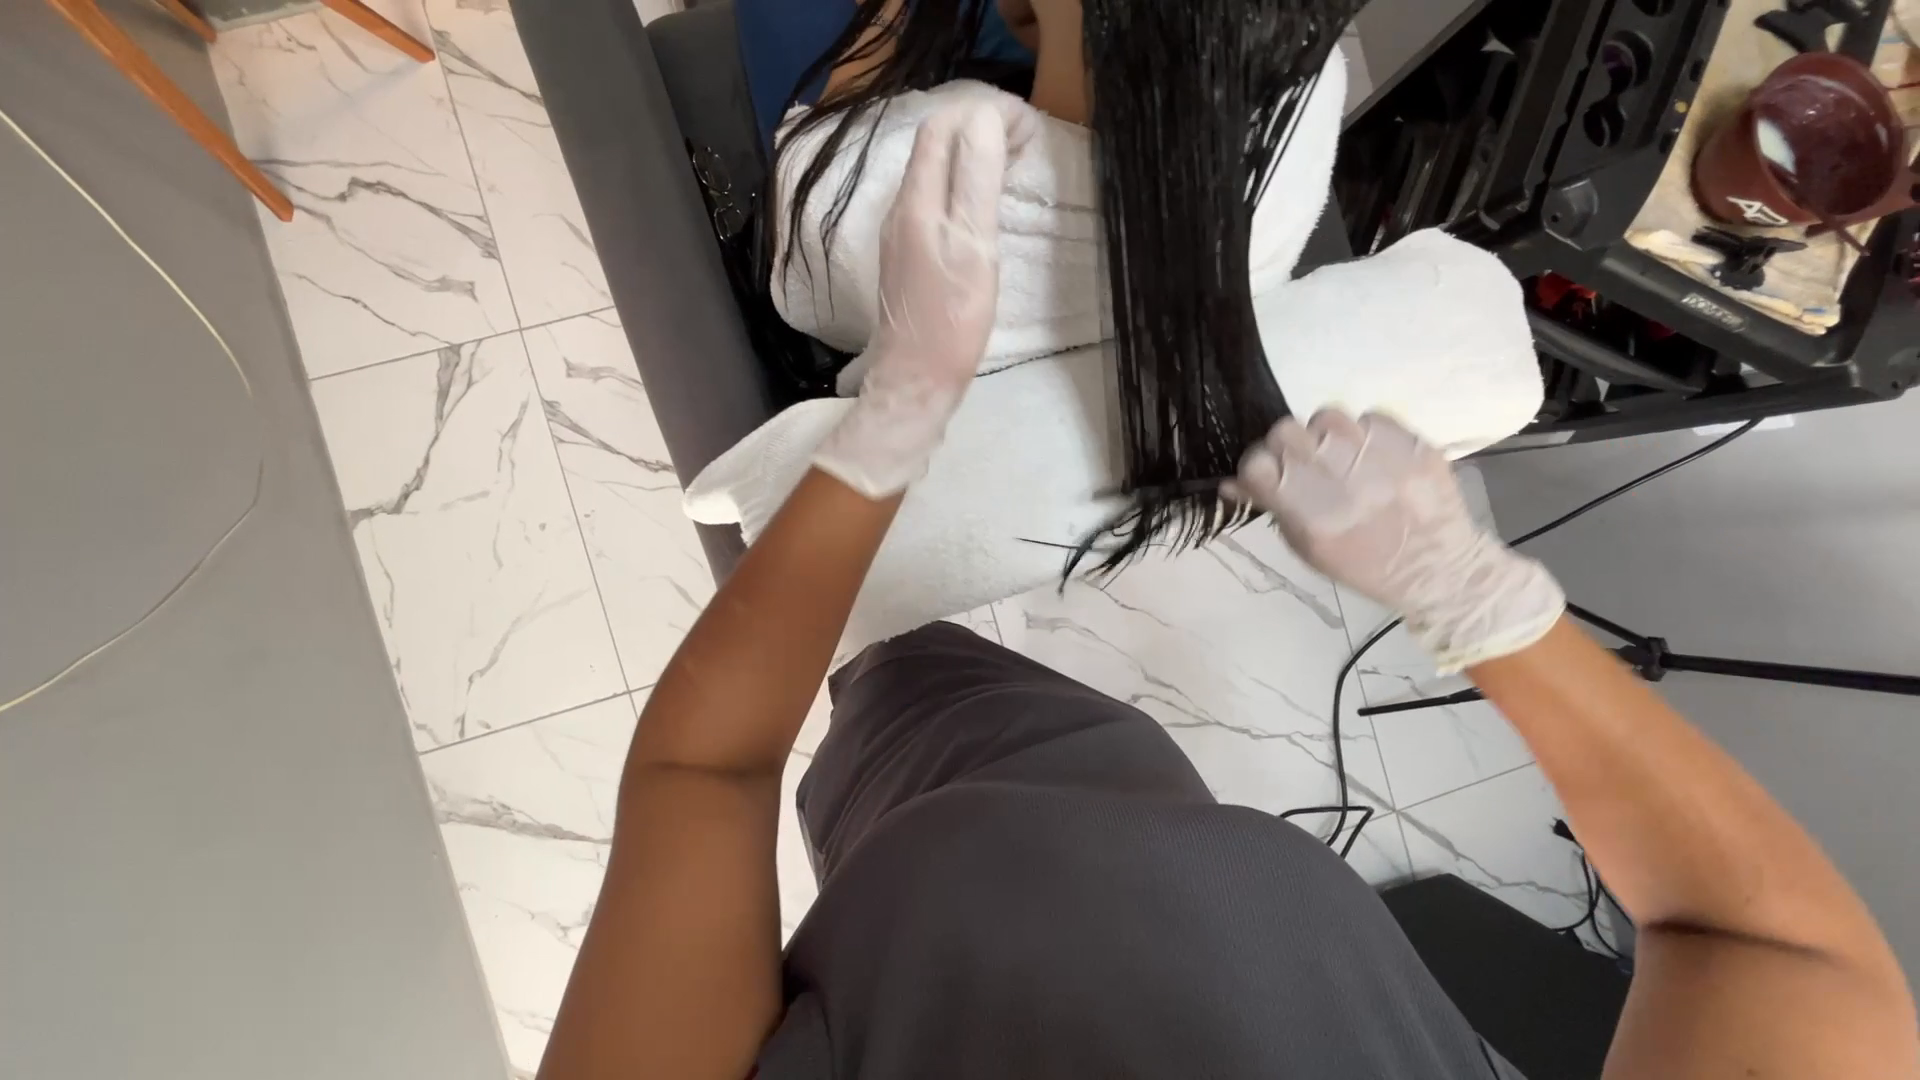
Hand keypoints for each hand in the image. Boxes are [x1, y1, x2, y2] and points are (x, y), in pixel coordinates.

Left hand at [811, 97, 1037, 498]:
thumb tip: (986, 119)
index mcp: (918, 202)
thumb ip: (977, 180)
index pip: (946, 127)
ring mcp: (900, 233)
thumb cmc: (951, 322)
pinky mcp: (907, 256)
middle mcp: (902, 208)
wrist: (915, 380)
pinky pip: (934, 199)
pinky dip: (963, 184)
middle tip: (1027, 141)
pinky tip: (984, 204)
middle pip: (936, 143)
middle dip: (980, 127)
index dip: (987, 114)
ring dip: (972, 154)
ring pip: (934, 170)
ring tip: (1013, 162)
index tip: (1030, 127)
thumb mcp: (973, 247)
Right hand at [1227, 410, 1566, 673]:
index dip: (1256, 465)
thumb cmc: (1361, 565)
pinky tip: (1369, 454)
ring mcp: (1383, 461)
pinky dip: (1363, 432)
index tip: (1266, 474)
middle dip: (1285, 445)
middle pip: (1286, 431)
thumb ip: (1272, 509)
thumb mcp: (1307, 549)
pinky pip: (1370, 416)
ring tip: (1337, 455)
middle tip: (1301, 462)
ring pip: (1327, 416)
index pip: (1258, 465)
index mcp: (1313, 518)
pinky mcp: (1414, 445)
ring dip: (1323, 434)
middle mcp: (1345, 485)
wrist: (1438, 568)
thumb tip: (1232, 483)